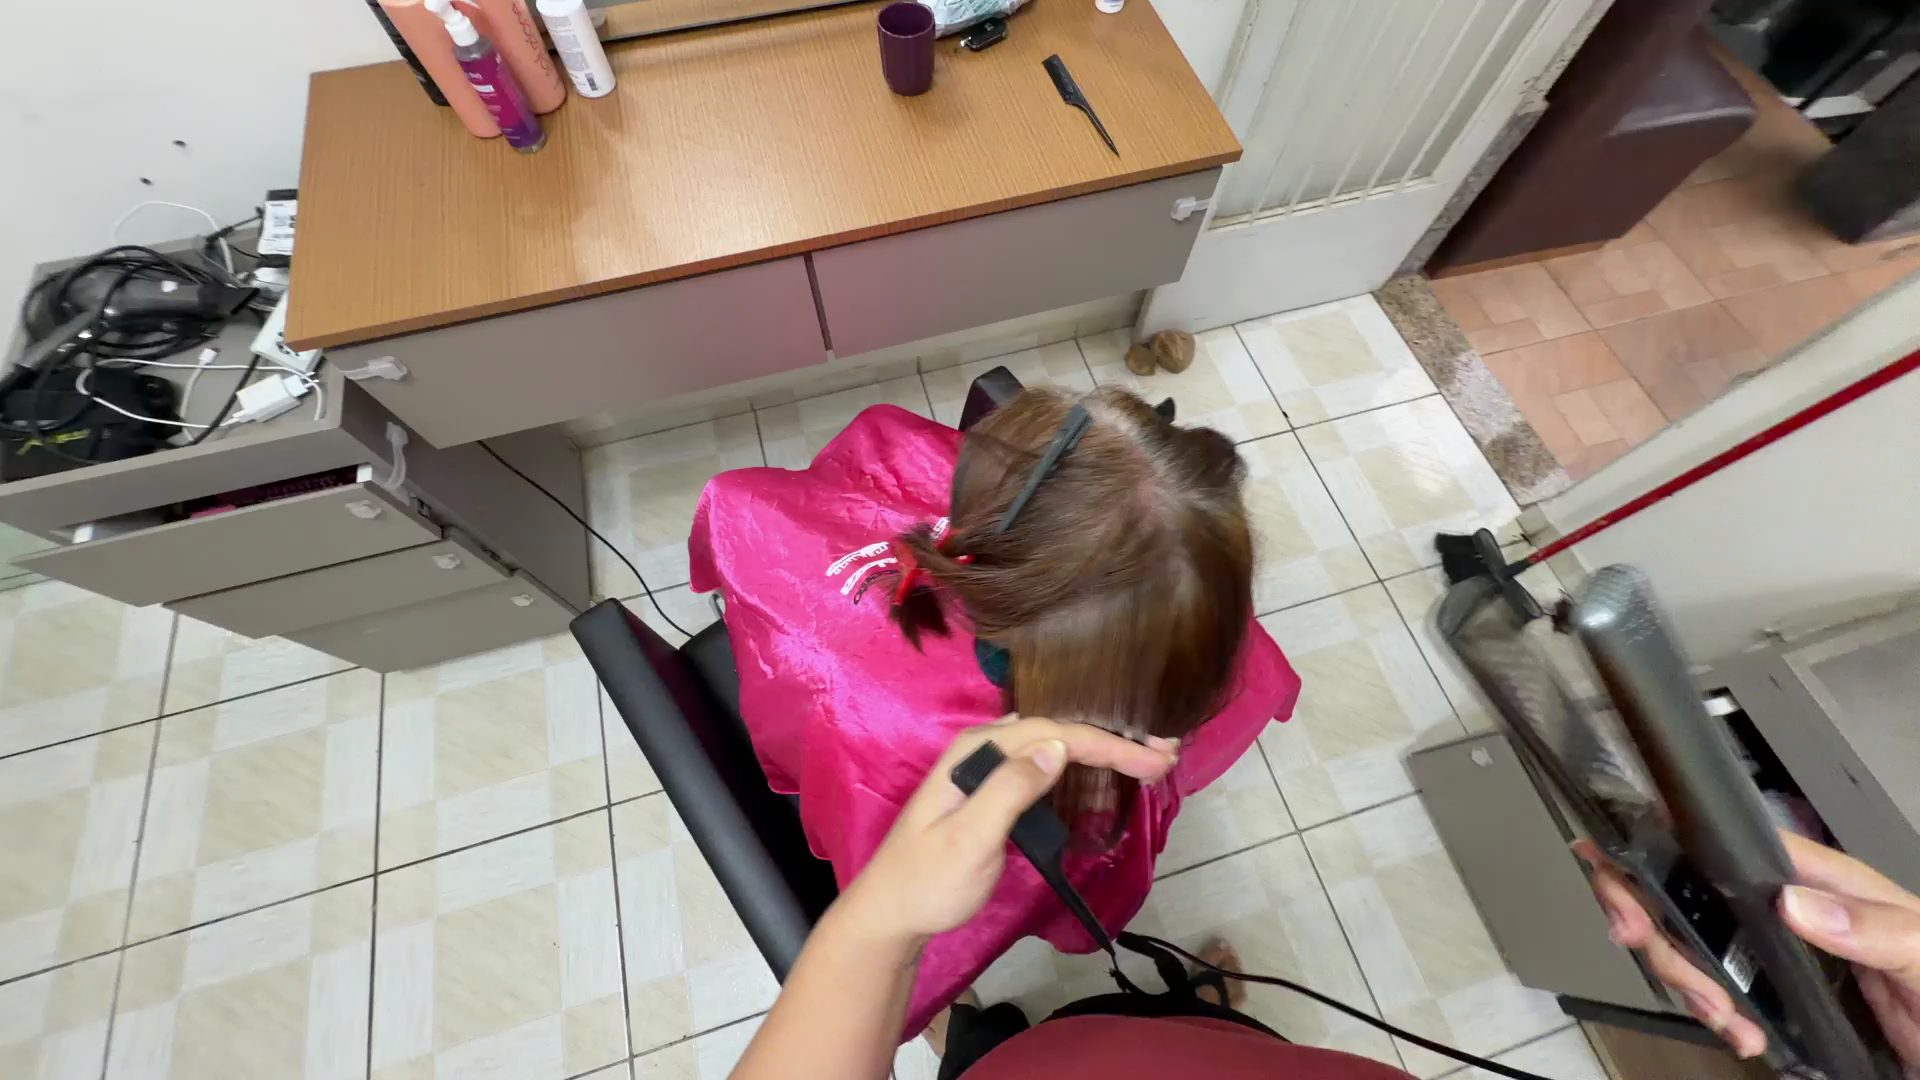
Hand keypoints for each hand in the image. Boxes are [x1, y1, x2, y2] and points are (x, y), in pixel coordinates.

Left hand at [834, 715, 1177, 947]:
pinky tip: (1102, 775)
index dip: (1107, 744)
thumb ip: (1009, 791)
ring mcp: (988, 768)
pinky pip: (1043, 767)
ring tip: (1145, 760)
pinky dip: (1079, 768)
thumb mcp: (969, 840)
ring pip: (1053, 747)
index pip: (1053, 734)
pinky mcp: (994, 790)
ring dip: (1100, 751)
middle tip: (1164, 754)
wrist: (892, 911)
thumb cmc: (928, 880)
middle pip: (1057, 733)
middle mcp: (983, 748)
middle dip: (1112, 741)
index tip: (1154, 759)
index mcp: (976, 751)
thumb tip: (1056, 747)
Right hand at [1577, 832, 1919, 1072]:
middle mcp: (1768, 901)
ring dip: (1675, 971)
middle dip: (1647, 919)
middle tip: (1639, 942)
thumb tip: (1790, 902)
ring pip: (1674, 934)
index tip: (1630, 890)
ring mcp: (1758, 943)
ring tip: (1719, 1014)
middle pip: (1668, 886)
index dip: (1648, 850)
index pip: (1706, 841)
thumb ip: (1881, 929)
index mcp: (1804, 877)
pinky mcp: (1759, 985)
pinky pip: (1702, 980)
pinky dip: (1704, 1006)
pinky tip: (1734, 1029)